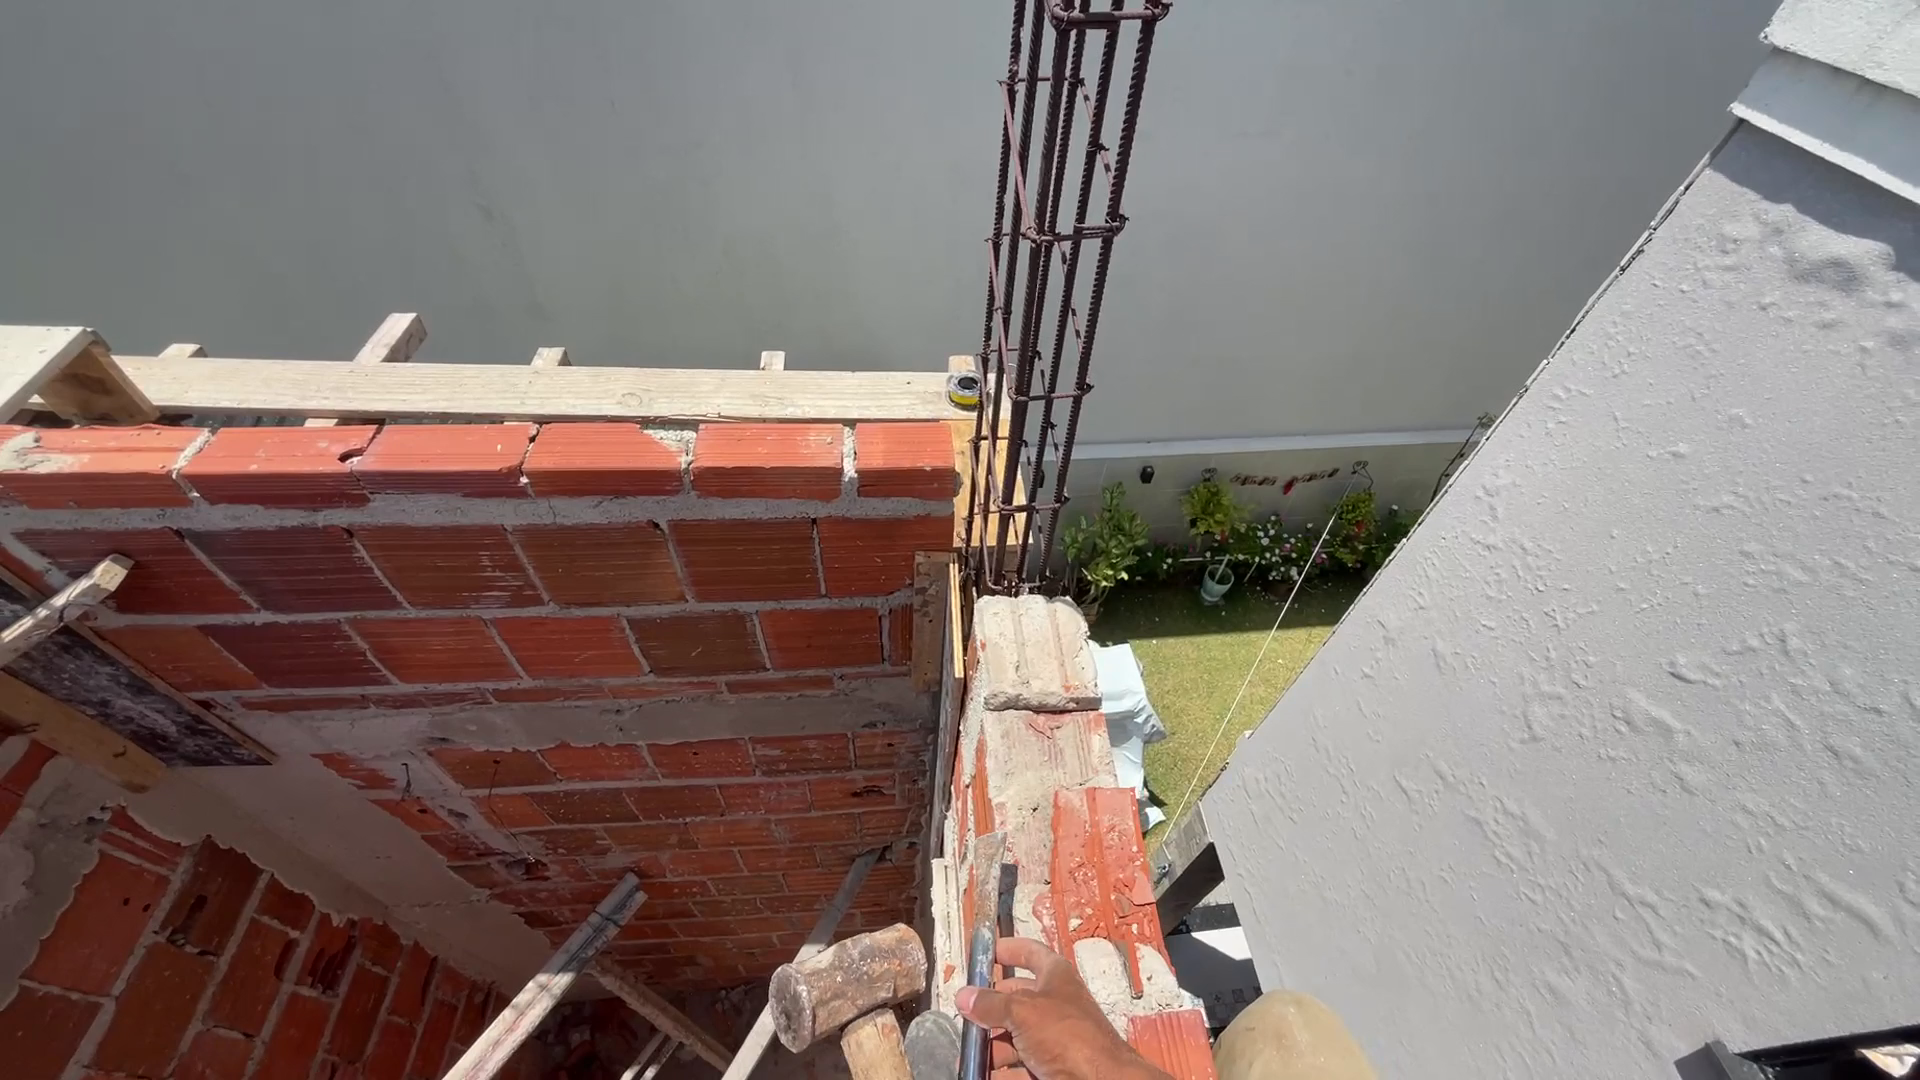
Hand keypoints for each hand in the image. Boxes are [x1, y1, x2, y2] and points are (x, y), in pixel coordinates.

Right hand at [954, 937, 1172, 1079]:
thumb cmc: (1067, 1035)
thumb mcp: (1023, 1011)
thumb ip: (991, 1003)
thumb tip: (965, 996)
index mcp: (1055, 976)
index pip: (1029, 952)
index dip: (1009, 949)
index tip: (987, 952)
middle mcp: (1055, 1003)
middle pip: (1016, 999)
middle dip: (990, 1006)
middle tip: (965, 1012)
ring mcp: (1054, 1038)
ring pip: (1015, 1036)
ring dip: (992, 1044)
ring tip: (968, 1053)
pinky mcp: (1052, 1067)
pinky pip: (1020, 1065)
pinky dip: (1001, 1070)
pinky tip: (982, 1072)